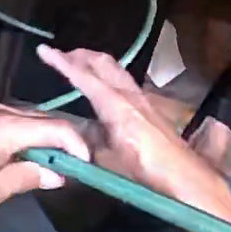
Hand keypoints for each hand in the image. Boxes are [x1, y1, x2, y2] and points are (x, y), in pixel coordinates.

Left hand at [0, 103, 91, 218]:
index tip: (87, 165)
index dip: (77, 145)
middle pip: (44, 119)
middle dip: (64, 139)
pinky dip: (25, 133)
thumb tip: (57, 175)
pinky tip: (27, 152)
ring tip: (57, 160)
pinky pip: (10, 118)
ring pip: (27, 117)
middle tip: (78, 163)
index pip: (56, 129)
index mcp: (6, 128)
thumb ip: (26, 178)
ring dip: (44, 136)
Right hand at [36, 45, 230, 219]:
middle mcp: (131, 95)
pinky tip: (105, 88)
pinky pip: (124, 82)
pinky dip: (108, 76)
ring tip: (80, 65)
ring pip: (116, 70)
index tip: (43, 50)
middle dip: (80, 55)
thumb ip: (87, 143)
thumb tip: (69, 135)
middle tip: (60, 54)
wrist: (187, 181)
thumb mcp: (107, 162)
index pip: (84, 77)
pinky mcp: (152, 108)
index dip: (61, 62)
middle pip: (104, 63)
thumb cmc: (145, 173)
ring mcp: (144, 100)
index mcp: (116, 106)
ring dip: (96, 63)